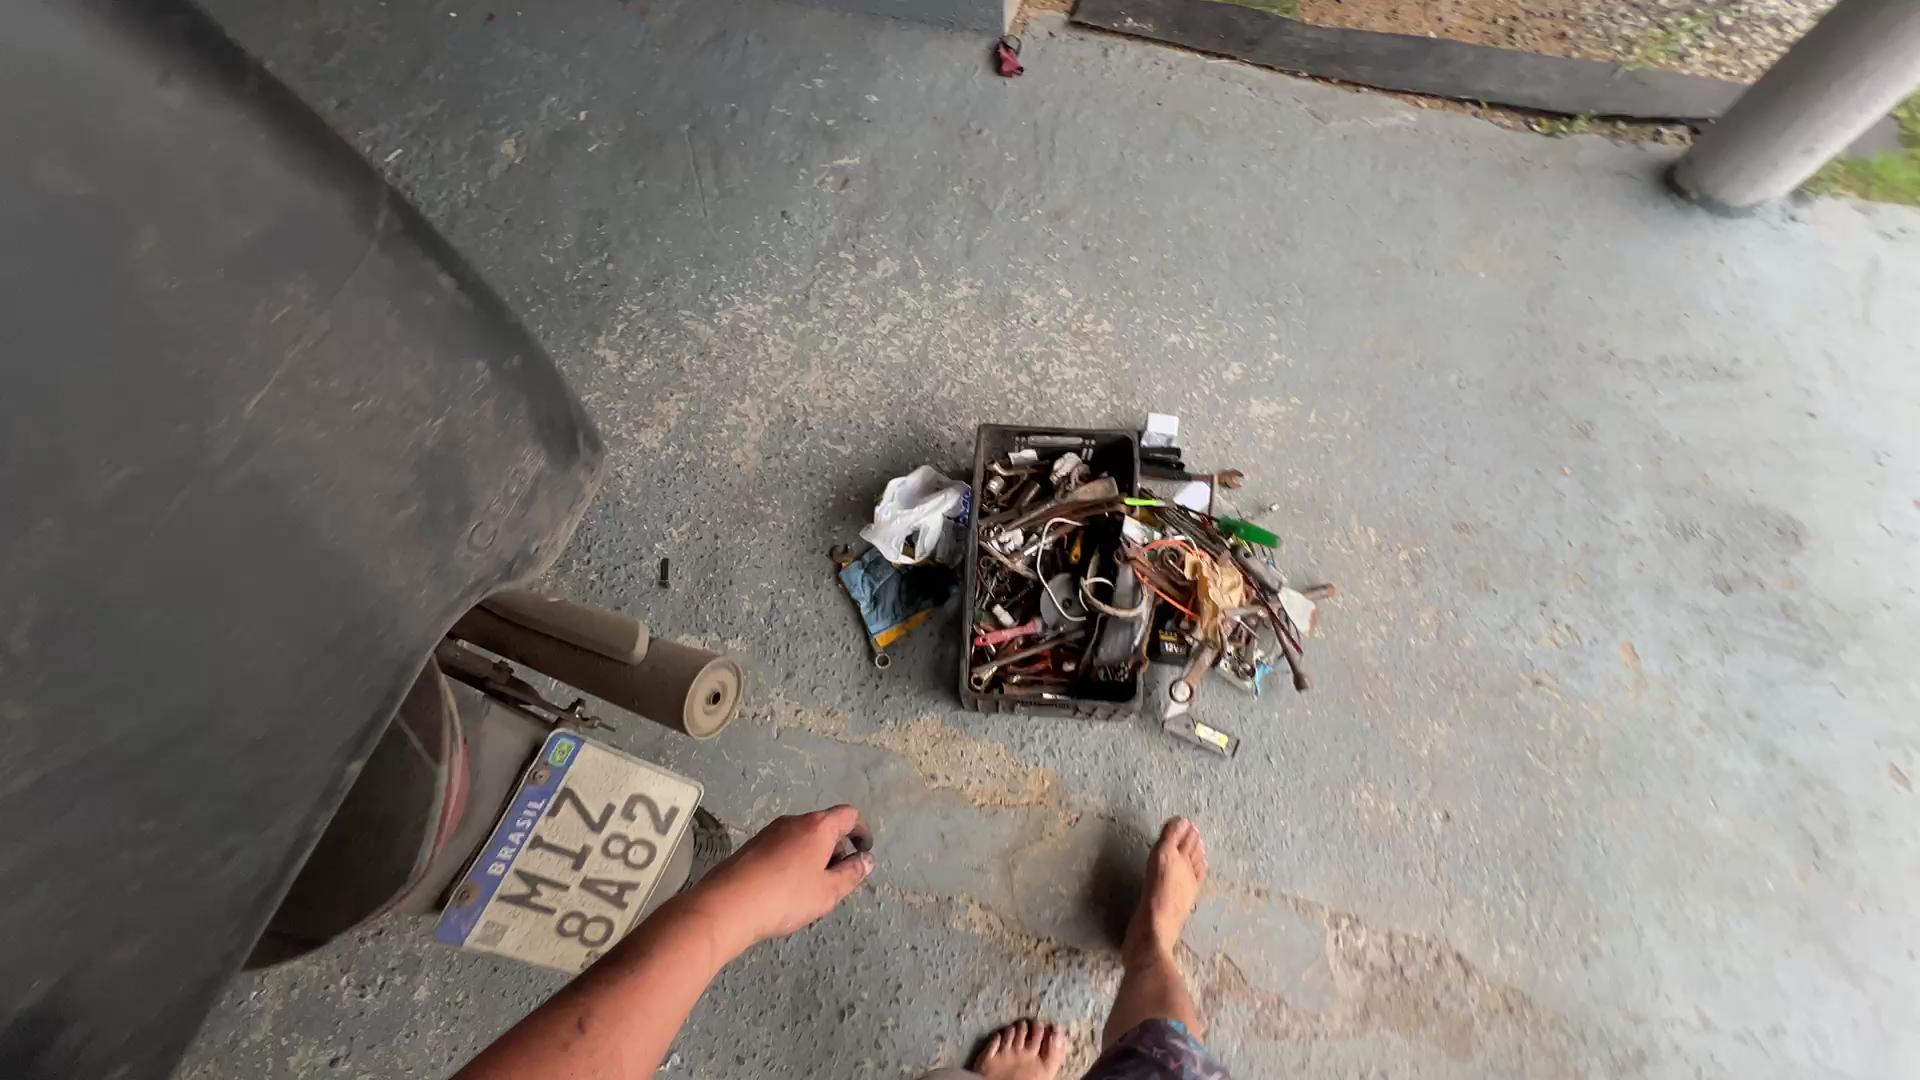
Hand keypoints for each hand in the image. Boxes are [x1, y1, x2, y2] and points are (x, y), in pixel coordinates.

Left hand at [683, 805, 874, 951]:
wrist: (727, 905)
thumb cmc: (786, 897)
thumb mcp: (827, 892)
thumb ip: (851, 874)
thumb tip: (867, 859)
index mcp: (818, 827)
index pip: (849, 815)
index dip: (862, 830)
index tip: (864, 850)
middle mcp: (795, 821)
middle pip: (825, 826)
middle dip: (836, 848)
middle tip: (837, 879)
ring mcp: (770, 832)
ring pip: (803, 838)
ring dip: (814, 856)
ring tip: (811, 889)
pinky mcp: (752, 846)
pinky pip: (784, 847)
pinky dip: (794, 861)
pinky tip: (785, 890)